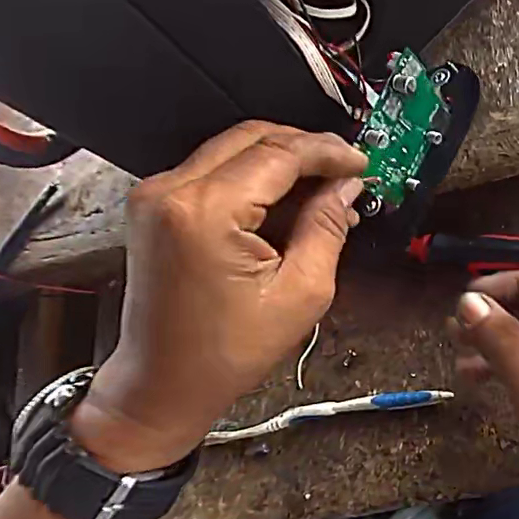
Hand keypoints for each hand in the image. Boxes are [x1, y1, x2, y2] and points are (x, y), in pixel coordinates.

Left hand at [73, 121, 366, 472]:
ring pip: (236, 148)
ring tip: (326, 189)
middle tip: (347, 170)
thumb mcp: (302, 291)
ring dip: (285, 160)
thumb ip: (327, 228)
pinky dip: (259, 176)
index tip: (360, 163)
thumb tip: (347, 189)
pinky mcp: (160, 207)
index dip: (327, 153)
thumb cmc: (227, 350)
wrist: (165, 381)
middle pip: (254, 137)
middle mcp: (172, 192)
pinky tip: (291, 200)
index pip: (279, 153)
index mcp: (206, 212)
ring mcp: (159, 197)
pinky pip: (218, 170)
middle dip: (308, 148)